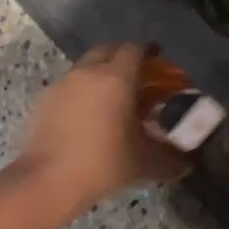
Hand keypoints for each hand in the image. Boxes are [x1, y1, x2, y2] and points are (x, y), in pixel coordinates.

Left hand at [13, 44, 185, 215]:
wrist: (49, 179)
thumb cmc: (103, 164)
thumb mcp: (145, 163)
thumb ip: (170, 159)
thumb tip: (185, 163)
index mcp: (115, 78)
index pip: (134, 49)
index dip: (148, 53)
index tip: (157, 64)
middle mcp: (86, 73)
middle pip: (106, 51)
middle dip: (122, 58)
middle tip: (136, 78)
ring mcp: (61, 84)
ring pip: (84, 68)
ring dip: (98, 76)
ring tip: (111, 100)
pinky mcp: (43, 100)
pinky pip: (67, 87)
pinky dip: (79, 93)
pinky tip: (85, 117)